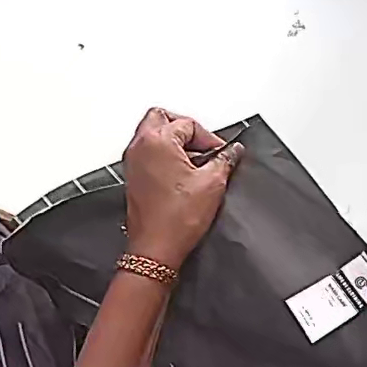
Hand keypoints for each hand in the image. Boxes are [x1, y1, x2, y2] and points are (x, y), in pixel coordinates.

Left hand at [122, 108, 243, 269]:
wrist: (157, 248)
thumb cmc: (176, 219)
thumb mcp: (213, 183)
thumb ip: (224, 159)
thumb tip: (232, 151)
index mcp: (157, 141)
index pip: (187, 123)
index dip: (209, 137)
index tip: (222, 152)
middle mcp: (140, 147)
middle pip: (161, 118)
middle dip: (185, 127)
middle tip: (203, 144)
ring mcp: (133, 163)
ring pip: (152, 134)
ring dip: (174, 141)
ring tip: (195, 160)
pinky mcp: (133, 178)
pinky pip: (148, 153)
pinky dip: (165, 155)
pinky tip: (183, 173)